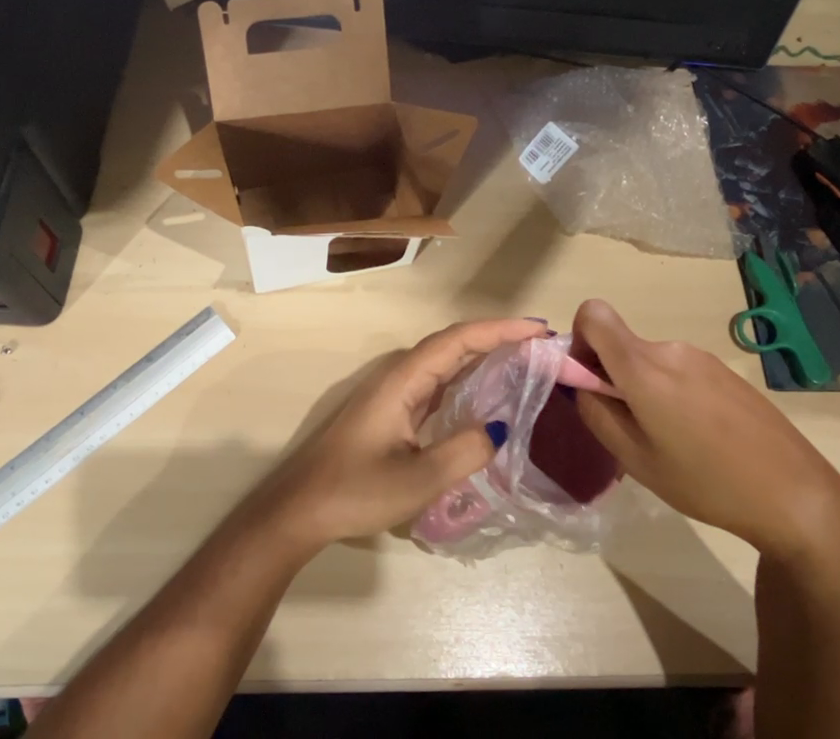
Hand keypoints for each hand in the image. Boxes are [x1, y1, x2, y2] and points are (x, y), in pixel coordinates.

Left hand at [244, 318, 547, 552]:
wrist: (298, 511)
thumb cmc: (355, 491)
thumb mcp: (419, 479)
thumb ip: (465, 450)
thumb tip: (499, 428)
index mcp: (402, 381)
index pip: (457, 341)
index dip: (499, 330)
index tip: (538, 329)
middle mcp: (396, 378)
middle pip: (451, 346)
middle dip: (496, 340)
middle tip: (541, 347)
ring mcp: (390, 396)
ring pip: (442, 366)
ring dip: (481, 360)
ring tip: (523, 364)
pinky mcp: (388, 415)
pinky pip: (434, 388)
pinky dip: (464, 384)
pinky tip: (485, 399)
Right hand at [568, 299, 839, 560]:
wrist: (795, 494)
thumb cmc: (705, 482)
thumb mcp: (635, 459)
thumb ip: (597, 414)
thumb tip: (583, 386)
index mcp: (644, 367)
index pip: (593, 314)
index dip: (579, 340)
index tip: (589, 382)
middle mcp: (671, 350)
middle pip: (622, 346)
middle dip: (612, 378)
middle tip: (631, 432)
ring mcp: (703, 359)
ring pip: (650, 363)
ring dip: (644, 391)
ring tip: (670, 443)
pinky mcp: (726, 373)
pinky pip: (679, 373)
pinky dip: (672, 396)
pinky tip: (699, 440)